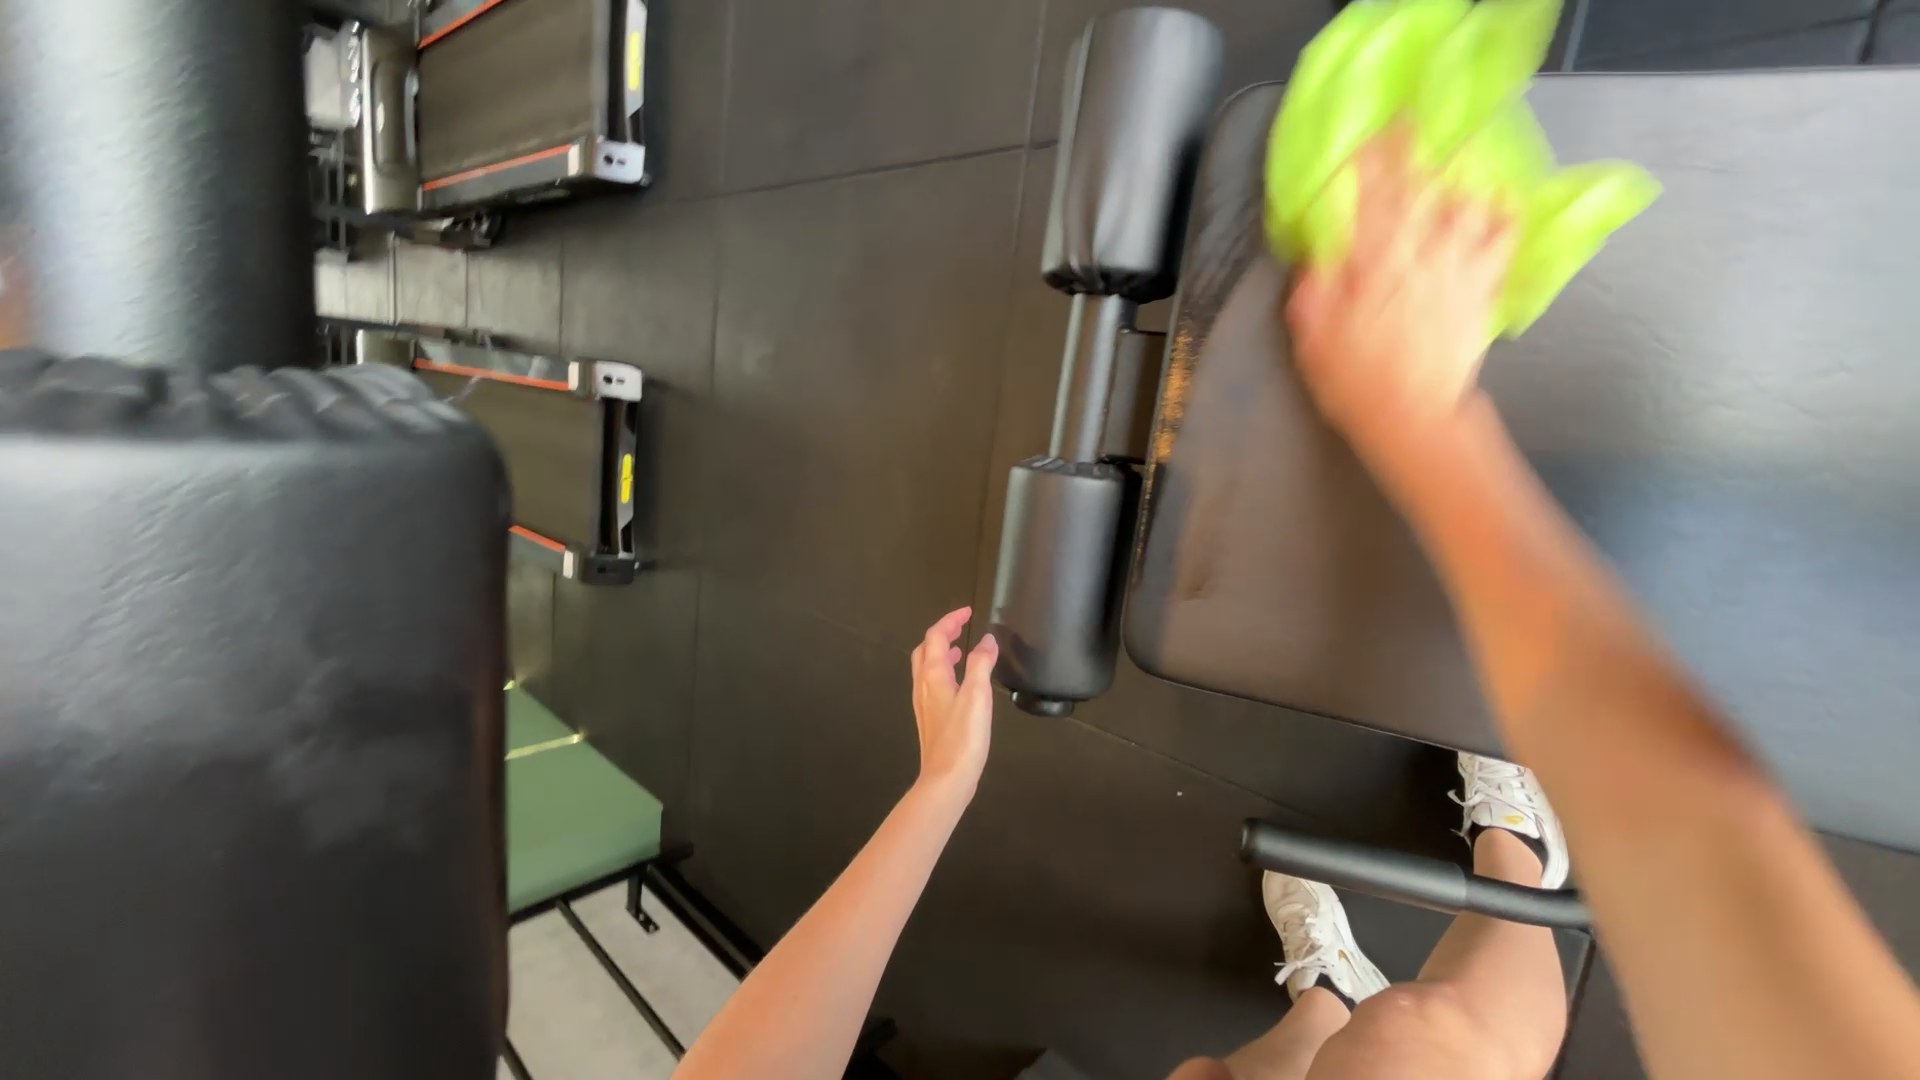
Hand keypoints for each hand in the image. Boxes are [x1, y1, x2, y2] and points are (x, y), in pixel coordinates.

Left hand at [909, 607, 998, 796]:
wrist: (946, 779)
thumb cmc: (963, 737)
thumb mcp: (978, 695)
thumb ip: (982, 663)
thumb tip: (987, 640)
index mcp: (932, 675)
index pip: (935, 636)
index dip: (950, 620)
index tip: (967, 612)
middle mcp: (923, 686)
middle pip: (925, 650)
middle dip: (941, 634)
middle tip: (961, 627)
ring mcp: (923, 704)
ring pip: (926, 668)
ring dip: (941, 653)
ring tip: (960, 650)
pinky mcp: (930, 719)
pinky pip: (932, 684)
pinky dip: (944, 672)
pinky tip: (959, 685)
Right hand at [1286, 129, 1515, 463]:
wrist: (1413, 416)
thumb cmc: (1354, 379)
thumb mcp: (1312, 337)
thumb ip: (1313, 288)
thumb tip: (1318, 254)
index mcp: (1375, 261)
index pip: (1375, 195)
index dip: (1374, 158)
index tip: (1372, 130)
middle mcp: (1422, 253)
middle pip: (1422, 189)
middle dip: (1415, 154)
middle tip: (1413, 127)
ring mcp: (1459, 267)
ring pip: (1465, 204)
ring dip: (1458, 176)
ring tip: (1454, 157)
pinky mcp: (1483, 288)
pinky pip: (1502, 238)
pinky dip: (1502, 213)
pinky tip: (1499, 200)